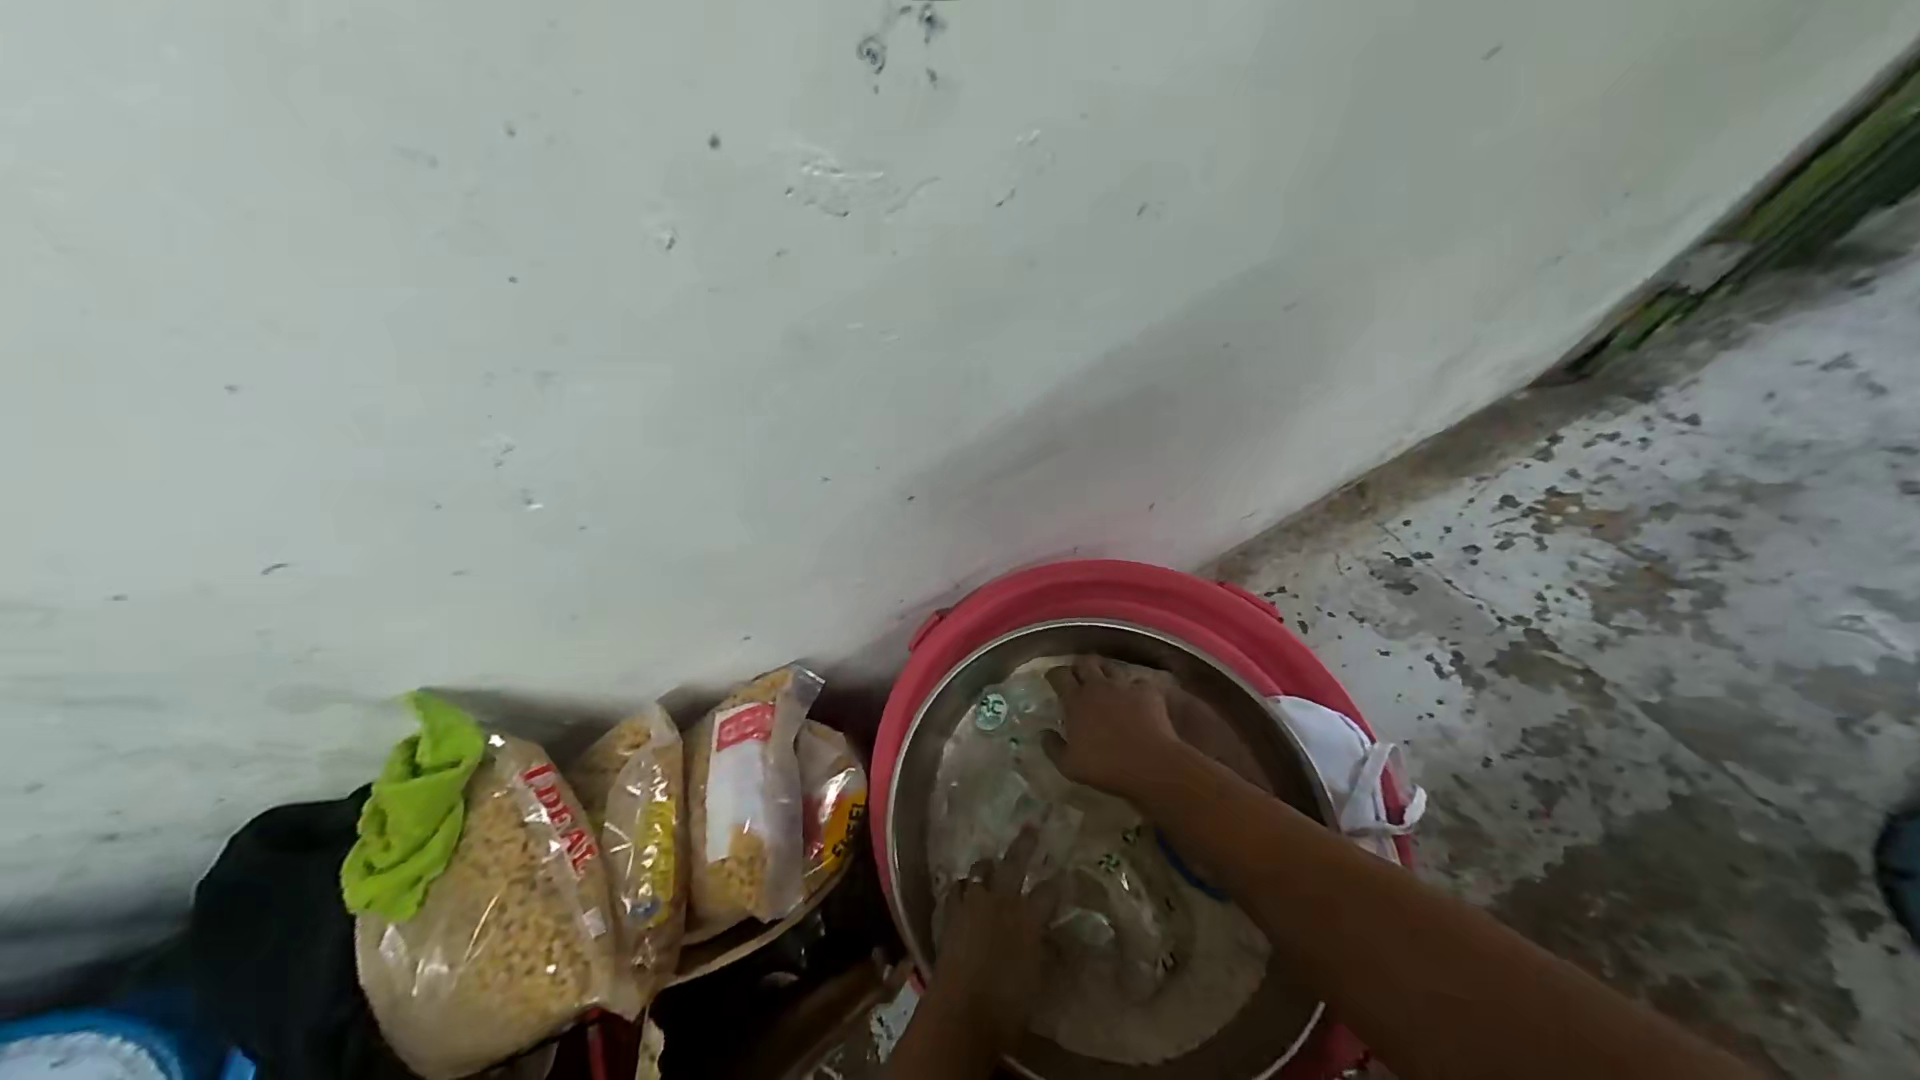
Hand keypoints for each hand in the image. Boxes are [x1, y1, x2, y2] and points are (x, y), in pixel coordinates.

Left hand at [929, 829, 1061, 1046]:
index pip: (1049, 891)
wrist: (960, 1010)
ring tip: (990, 861)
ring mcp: (973, 904)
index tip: (1066, 875)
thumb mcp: (1037, 980)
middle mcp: (1001, 901)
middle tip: (1031, 827)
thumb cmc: (1008, 1004)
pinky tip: (963, 890)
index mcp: (1029, 917)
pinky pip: (956, 890)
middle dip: (1024, 844)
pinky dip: (962, 888)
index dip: (1059, 883)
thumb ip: (1044, 953)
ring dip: (986, 865)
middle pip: (1014, 863)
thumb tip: (1050, 940)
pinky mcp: (950, 915)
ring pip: (979, 871)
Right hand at [1042, 656, 1187, 798]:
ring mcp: (1125, 686)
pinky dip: (1134, 687)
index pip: (1059, 675)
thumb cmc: (1105, 766)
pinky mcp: (1148, 691)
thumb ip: (1053, 746)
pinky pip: (1138, 682)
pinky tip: (1135, 698)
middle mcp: (1098, 686)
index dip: (1054, 675)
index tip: (1052, 679)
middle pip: (1085, 662)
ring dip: (1105, 673)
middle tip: (1078, 677)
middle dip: (1079, 667)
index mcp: (1076, 700)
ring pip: (1111, 667)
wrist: (1150, 764)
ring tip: (1106, 683)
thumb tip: (1043, 733)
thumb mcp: (1069, 765)